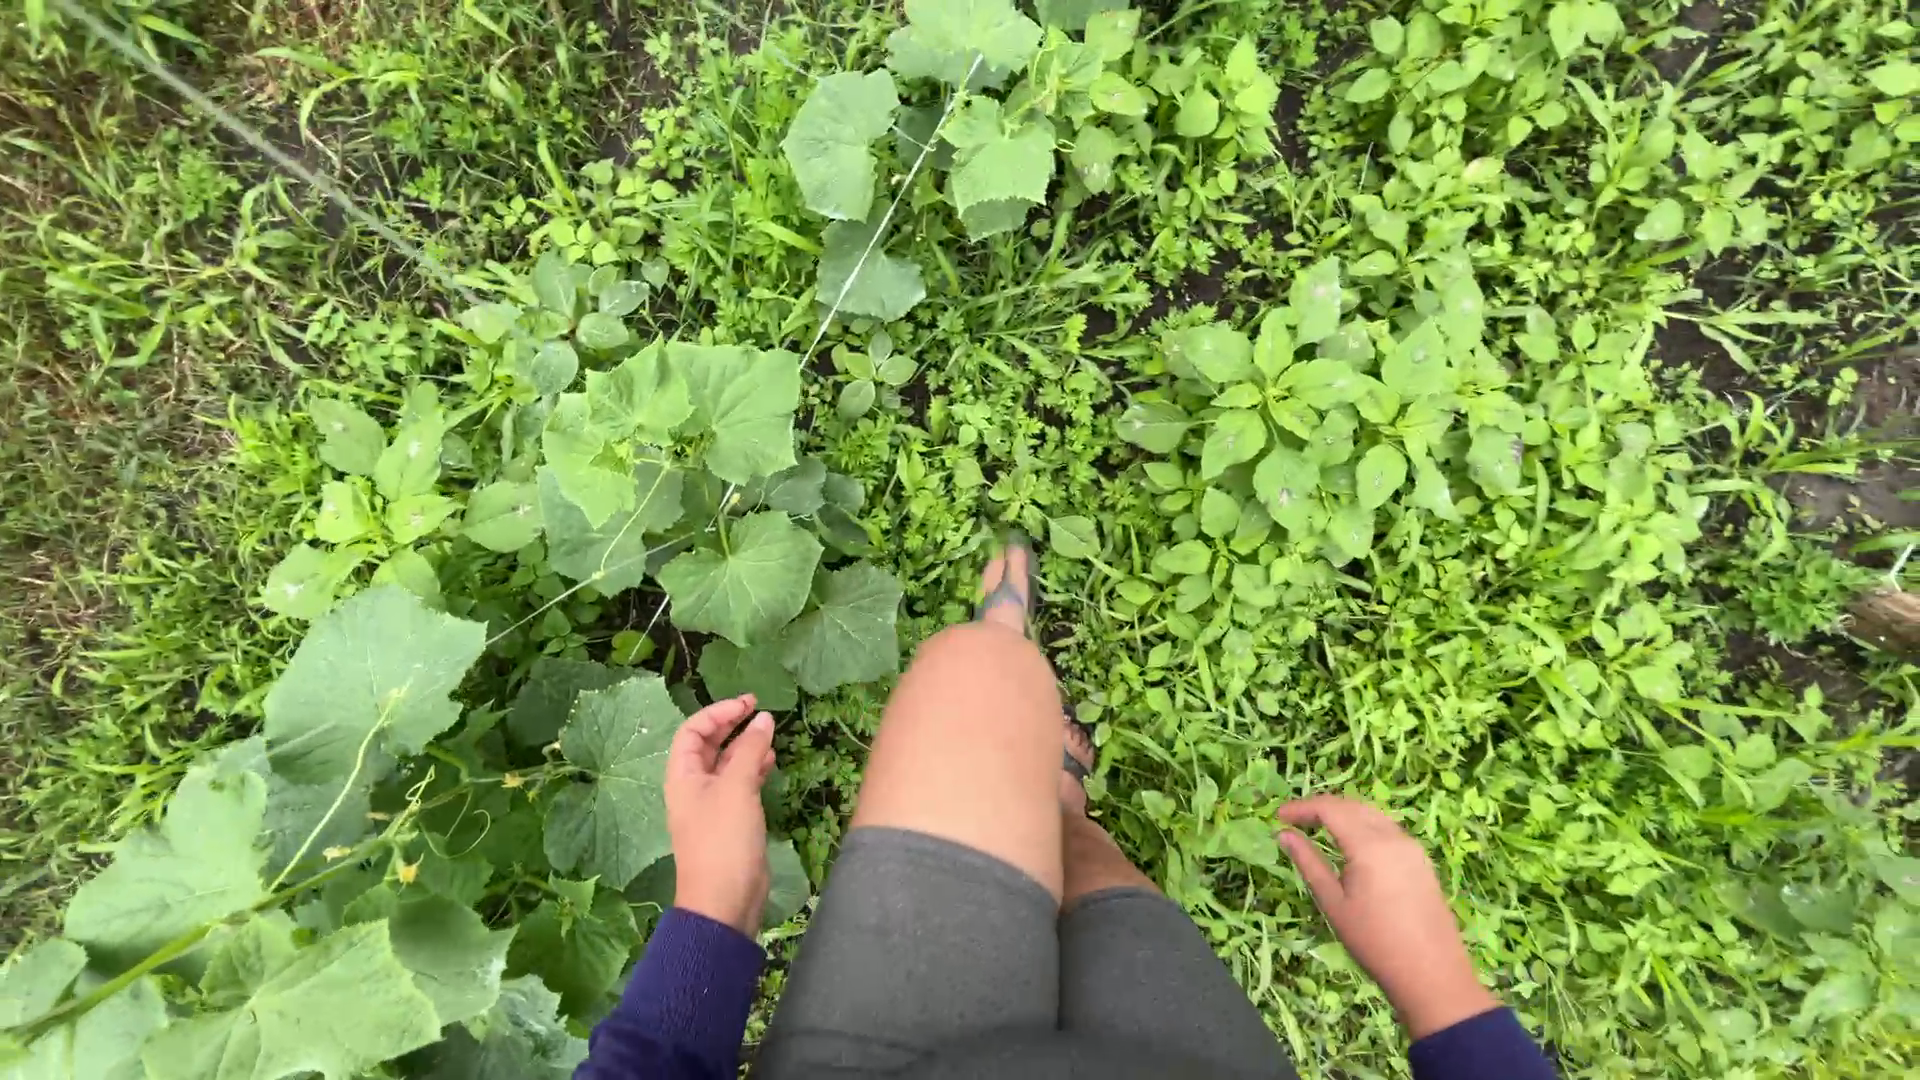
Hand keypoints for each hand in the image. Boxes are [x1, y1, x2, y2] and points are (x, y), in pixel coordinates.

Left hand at [664, 694, 776, 935]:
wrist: (725, 900)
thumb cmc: (723, 839)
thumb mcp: (737, 788)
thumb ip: (750, 749)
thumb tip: (764, 718)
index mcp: (683, 777)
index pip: (693, 731)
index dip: (718, 712)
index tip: (747, 703)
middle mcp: (694, 787)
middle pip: (709, 745)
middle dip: (732, 724)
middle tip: (759, 709)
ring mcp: (713, 804)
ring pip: (728, 763)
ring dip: (746, 745)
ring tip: (770, 733)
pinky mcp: (732, 819)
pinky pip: (741, 783)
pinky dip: (755, 767)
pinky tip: (771, 760)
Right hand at [1275, 795, 1499, 1038]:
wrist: (1434, 979)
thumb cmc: (1375, 942)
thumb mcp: (1333, 902)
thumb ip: (1308, 862)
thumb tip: (1284, 834)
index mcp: (1370, 846)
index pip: (1329, 809)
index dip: (1301, 808)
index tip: (1278, 817)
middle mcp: (1394, 838)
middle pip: (1351, 805)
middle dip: (1321, 807)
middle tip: (1295, 819)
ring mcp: (1412, 849)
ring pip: (1371, 814)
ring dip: (1343, 813)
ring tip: (1318, 826)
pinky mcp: (1422, 862)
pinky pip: (1387, 828)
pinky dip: (1363, 824)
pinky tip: (1351, 842)